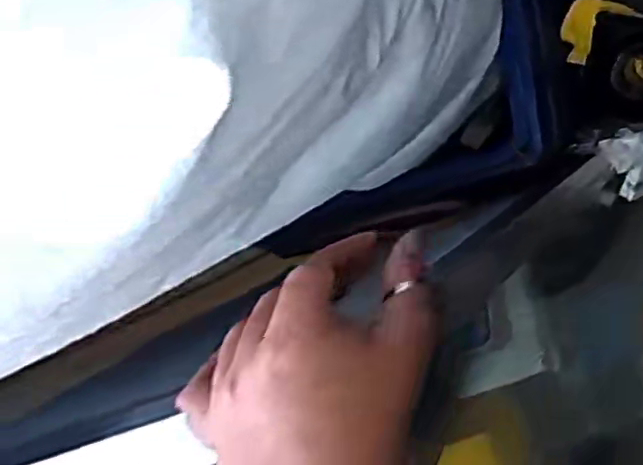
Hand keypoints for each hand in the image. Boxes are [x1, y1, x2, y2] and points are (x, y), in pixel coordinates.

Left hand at [176, 231, 436, 464]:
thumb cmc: (376, 405)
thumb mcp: (410, 336)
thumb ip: (409, 283)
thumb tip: (409, 242)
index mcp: (295, 333)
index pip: (310, 271)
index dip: (343, 250)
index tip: (374, 244)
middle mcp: (246, 358)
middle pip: (275, 297)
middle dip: (319, 276)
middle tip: (358, 273)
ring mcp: (219, 395)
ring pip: (241, 331)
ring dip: (281, 310)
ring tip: (317, 310)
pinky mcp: (208, 425)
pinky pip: (206, 377)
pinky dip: (231, 354)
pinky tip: (254, 355)